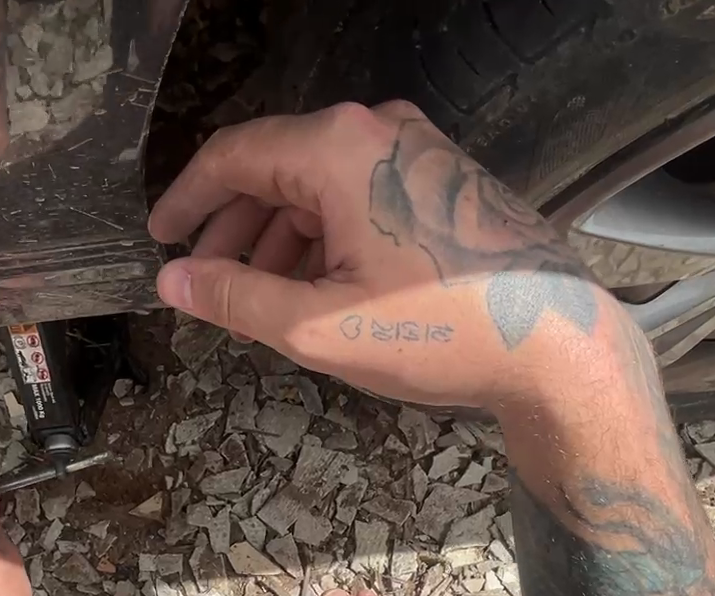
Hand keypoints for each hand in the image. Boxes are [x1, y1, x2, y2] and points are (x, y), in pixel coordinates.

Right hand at [147, 101, 617, 409]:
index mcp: (339, 150)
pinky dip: (320, 241)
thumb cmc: (435, 332)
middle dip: (232, 230)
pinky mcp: (438, 182)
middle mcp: (376, 132)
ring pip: (315, 188)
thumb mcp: (316, 327)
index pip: (234, 156)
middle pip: (274, 169)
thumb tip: (173, 280)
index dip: (187, 200)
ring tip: (256, 300)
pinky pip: (355, 200)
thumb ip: (235, 299)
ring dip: (276, 241)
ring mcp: (414, 153)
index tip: (161, 238)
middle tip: (205, 282)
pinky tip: (312, 288)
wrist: (554, 343)